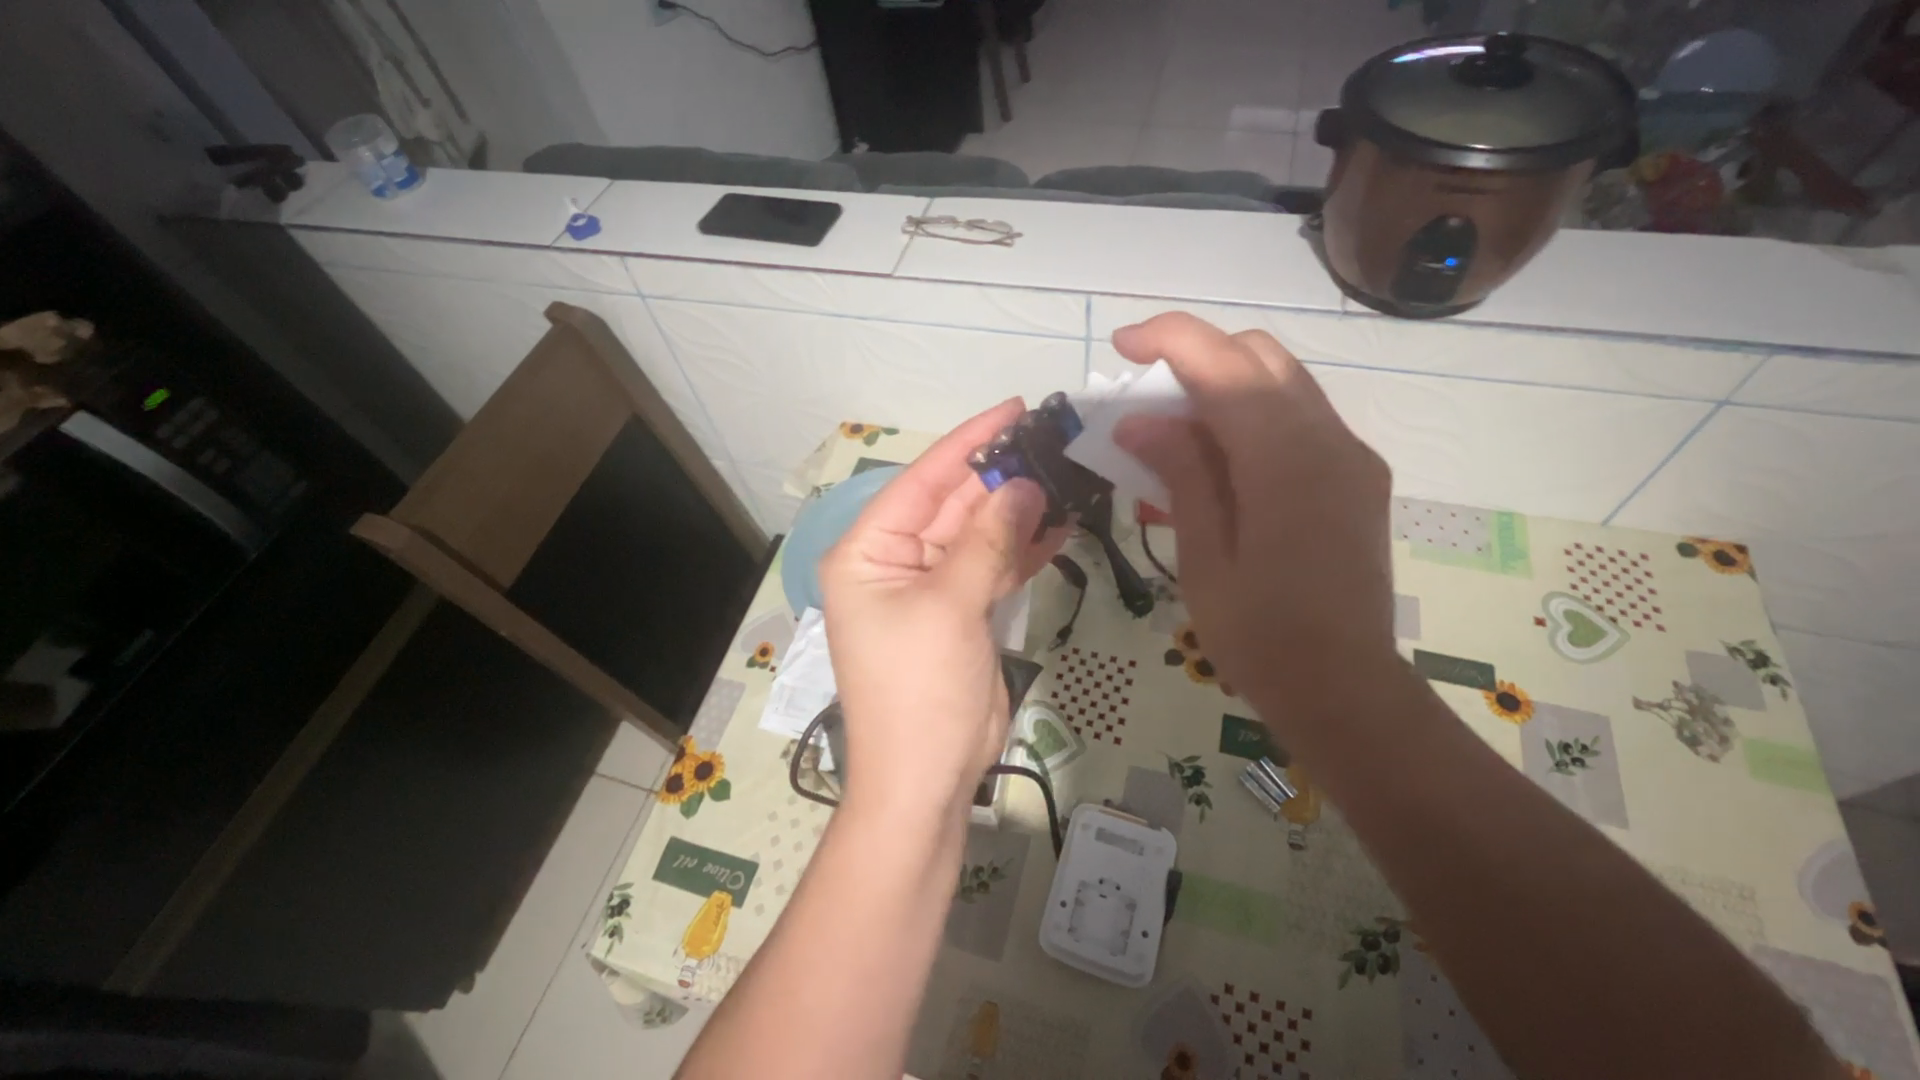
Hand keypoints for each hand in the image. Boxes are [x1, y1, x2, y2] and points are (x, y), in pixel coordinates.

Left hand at [819, 401, 1062, 819]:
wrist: (924, 778)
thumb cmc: (919, 689)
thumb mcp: (949, 607)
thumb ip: (986, 541)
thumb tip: (1022, 484)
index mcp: (868, 552)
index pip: (921, 482)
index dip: (968, 444)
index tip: (1014, 409)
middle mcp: (894, 562)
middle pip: (952, 504)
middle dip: (1000, 476)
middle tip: (1054, 441)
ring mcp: (930, 589)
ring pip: (977, 535)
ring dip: (1017, 511)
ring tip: (1066, 475)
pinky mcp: (961, 613)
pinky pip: (992, 568)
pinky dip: (1023, 550)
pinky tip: (1060, 524)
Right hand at [1112, 313, 1396, 728]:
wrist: (1345, 688)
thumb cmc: (1260, 634)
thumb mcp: (1204, 556)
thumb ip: (1181, 473)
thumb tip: (1142, 420)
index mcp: (1283, 458)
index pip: (1223, 363)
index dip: (1169, 338)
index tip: (1122, 345)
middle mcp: (1328, 438)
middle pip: (1260, 355)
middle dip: (1198, 354)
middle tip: (1146, 391)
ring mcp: (1352, 456)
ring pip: (1285, 381)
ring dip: (1228, 383)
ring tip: (1177, 428)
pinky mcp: (1360, 477)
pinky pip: (1302, 419)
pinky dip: (1256, 416)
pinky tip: (1223, 461)